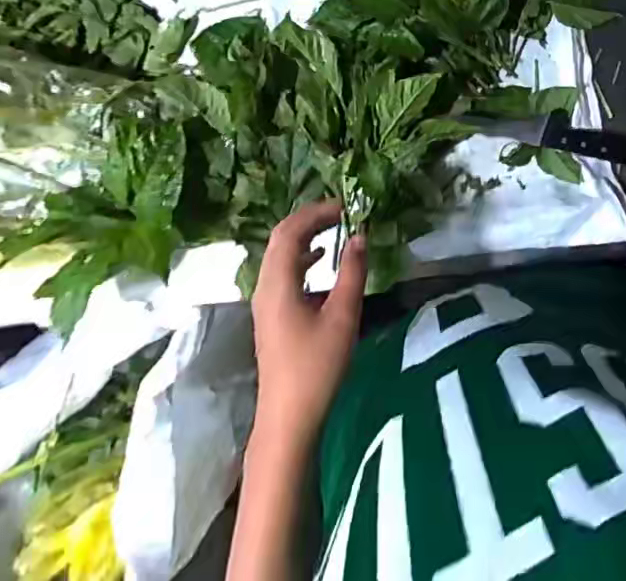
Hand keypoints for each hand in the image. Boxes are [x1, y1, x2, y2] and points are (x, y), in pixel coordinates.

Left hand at [250, 200, 367, 437]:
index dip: (316, 213)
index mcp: (277, 284)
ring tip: (334, 230)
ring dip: (306, 238)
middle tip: (341, 213)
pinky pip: (283, 273)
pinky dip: (302, 258)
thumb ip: (352, 273)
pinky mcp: (271, 316)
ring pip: (280, 256)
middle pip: (280, 239)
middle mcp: (264, 287)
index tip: (345, 207)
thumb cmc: (316, 367)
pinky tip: (323, 262)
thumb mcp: (342, 317)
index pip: (290, 231)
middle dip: (310, 220)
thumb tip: (360, 236)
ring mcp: (264, 303)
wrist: (288, 418)